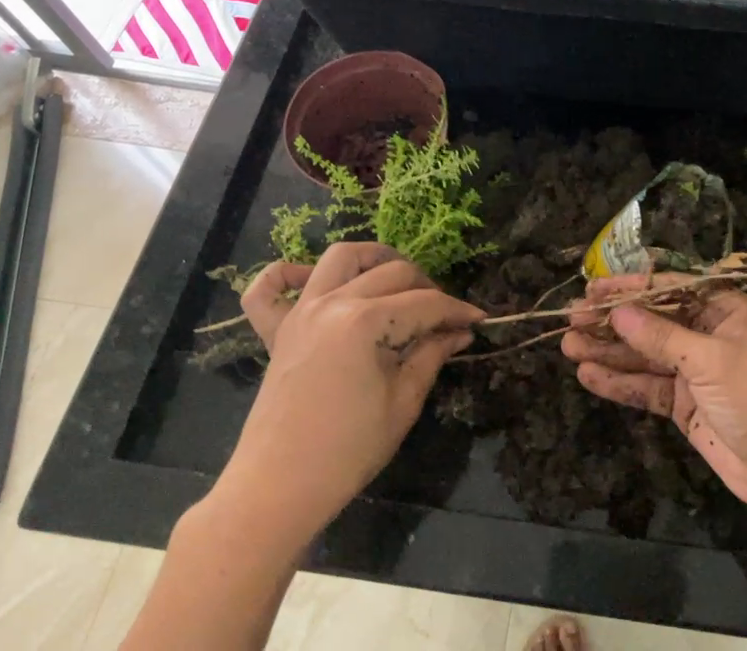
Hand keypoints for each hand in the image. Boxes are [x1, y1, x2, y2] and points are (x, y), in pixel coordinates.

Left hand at [229, 243, 484, 517]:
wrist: (280, 488)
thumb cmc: (349, 450)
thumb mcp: (403, 402)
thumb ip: (431, 356)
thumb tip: (459, 332)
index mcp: (366, 321)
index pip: (425, 303)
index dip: (457, 311)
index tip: (479, 320)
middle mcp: (332, 303)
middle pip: (392, 272)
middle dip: (426, 288)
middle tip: (443, 318)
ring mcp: (300, 312)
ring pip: (339, 258)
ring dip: (372, 259)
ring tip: (396, 281)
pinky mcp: (277, 332)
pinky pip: (267, 288)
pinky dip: (286, 274)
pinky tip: (312, 282)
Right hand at [561, 278, 746, 515]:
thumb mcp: (711, 360)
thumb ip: (661, 337)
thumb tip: (618, 313)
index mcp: (727, 311)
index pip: (671, 288)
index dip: (631, 288)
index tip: (593, 289)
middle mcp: (710, 335)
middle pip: (653, 322)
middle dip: (613, 321)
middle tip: (570, 318)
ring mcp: (697, 372)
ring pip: (645, 356)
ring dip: (609, 351)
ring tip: (567, 346)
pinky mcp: (686, 406)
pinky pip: (648, 388)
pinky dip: (620, 382)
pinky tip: (588, 375)